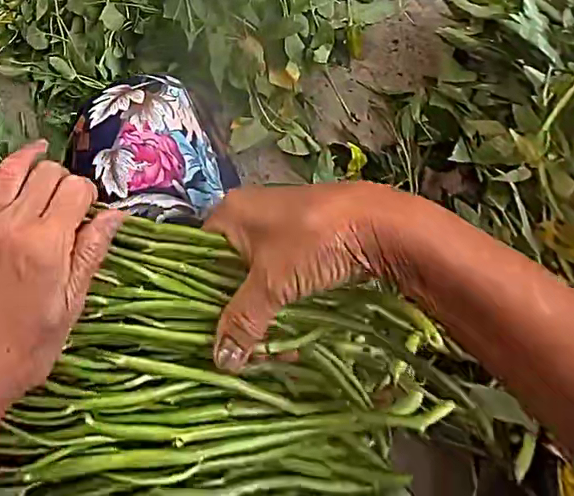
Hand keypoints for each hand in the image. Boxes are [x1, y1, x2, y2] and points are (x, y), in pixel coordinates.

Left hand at [0, 132, 123, 415]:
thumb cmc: (27, 347)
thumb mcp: (71, 306)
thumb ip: (90, 253)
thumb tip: (116, 215)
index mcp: (48, 243)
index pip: (76, 190)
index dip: (88, 195)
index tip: (89, 212)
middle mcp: (16, 223)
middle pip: (47, 175)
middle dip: (63, 179)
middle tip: (67, 199)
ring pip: (12, 170)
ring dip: (30, 157)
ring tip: (41, 151)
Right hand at [202, 181, 428, 371]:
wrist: (376, 222)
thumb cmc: (312, 240)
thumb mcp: (271, 282)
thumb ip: (243, 319)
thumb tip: (219, 360)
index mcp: (229, 212)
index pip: (196, 254)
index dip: (197, 292)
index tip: (203, 331)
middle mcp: (248, 215)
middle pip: (226, 269)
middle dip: (234, 312)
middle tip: (239, 351)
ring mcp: (277, 227)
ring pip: (255, 278)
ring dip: (261, 314)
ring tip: (271, 352)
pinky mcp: (303, 242)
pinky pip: (280, 277)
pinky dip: (282, 305)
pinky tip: (291, 336)